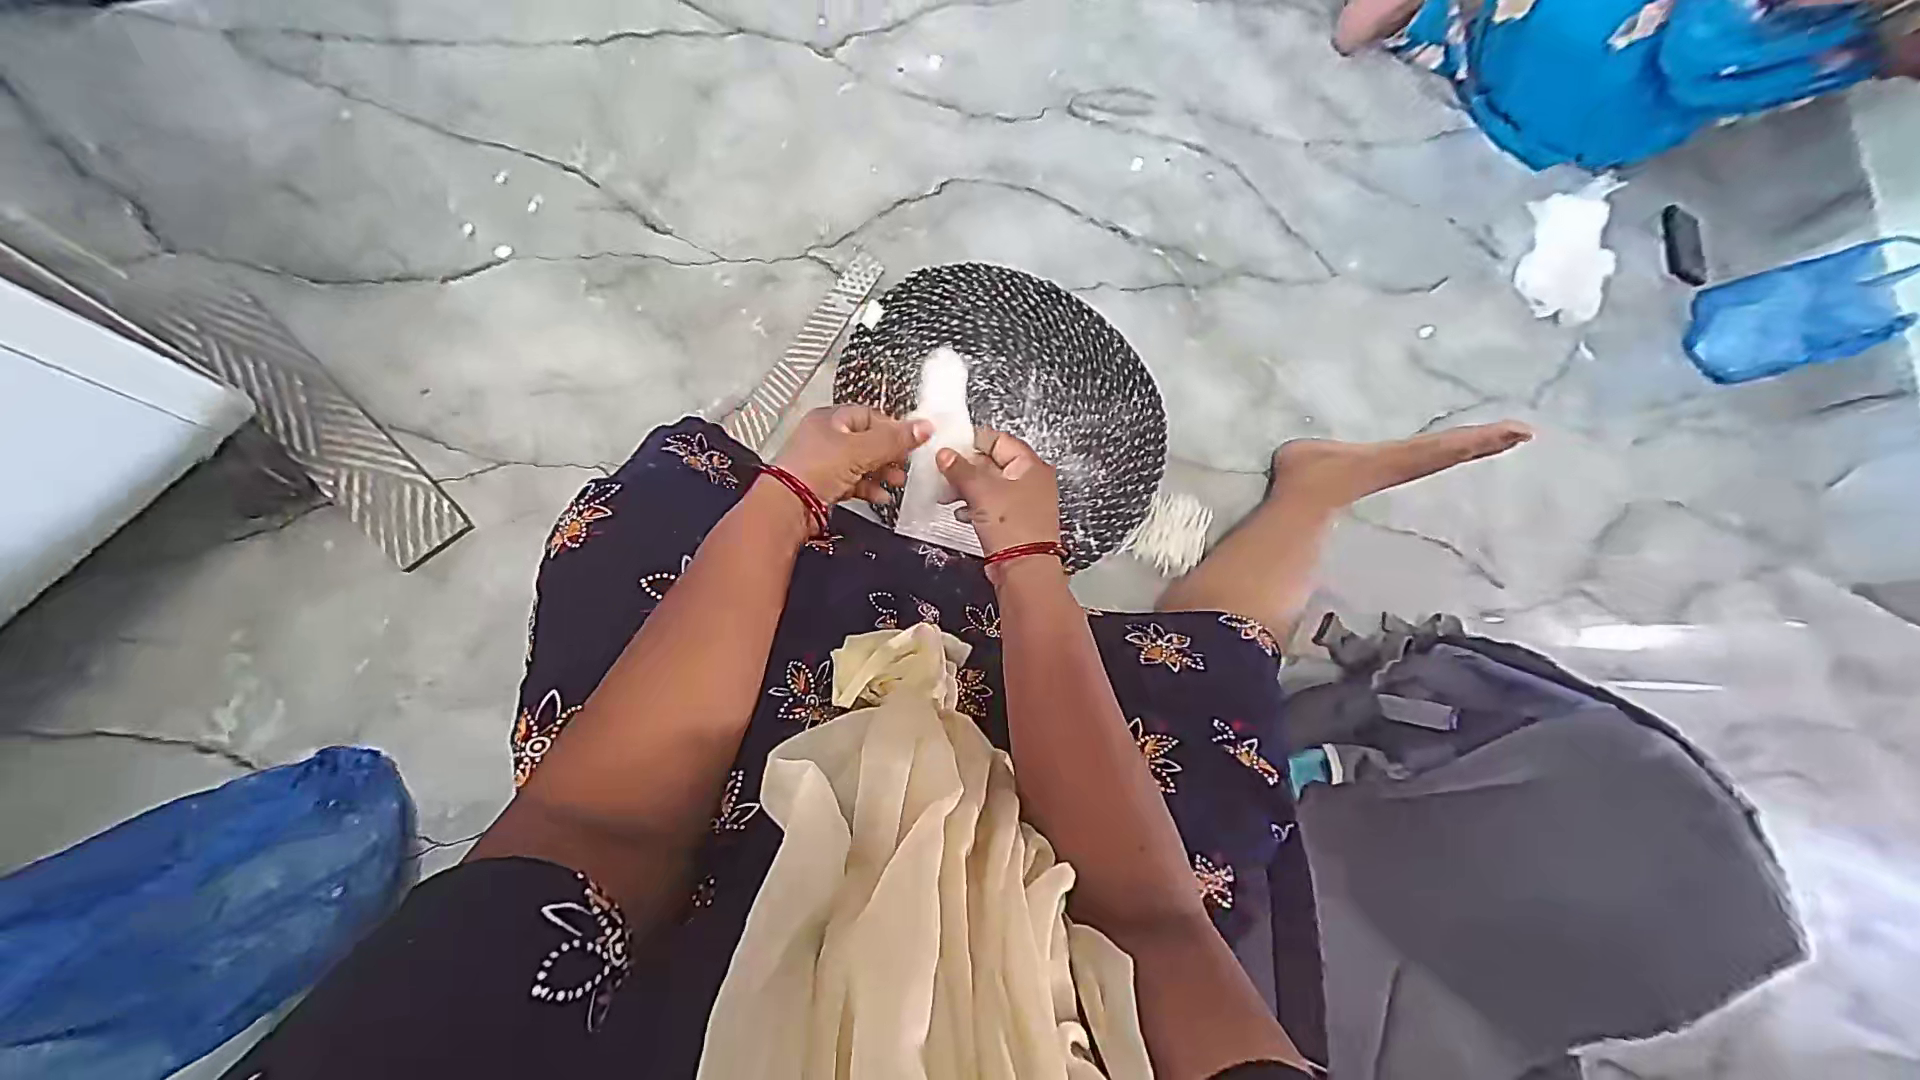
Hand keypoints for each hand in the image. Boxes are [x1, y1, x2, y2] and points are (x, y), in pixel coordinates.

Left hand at [771, 405, 930, 506]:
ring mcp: (824, 463)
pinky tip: (881, 497)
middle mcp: (826, 438)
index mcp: (831, 419)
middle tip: (905, 464)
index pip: (870, 416)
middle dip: (890, 455)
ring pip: (862, 464)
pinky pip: (853, 483)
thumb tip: (924, 427)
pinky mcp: (825, 485)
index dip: (892, 428)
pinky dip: (869, 489)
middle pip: (868, 442)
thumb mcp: (861, 450)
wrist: (789, 506)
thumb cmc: (816, 469)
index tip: (911, 442)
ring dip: (882, 473)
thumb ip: (894, 440)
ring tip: (897, 482)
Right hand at [936, 427, 1060, 555]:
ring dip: (965, 489)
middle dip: (964, 468)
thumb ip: (960, 469)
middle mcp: (1029, 481)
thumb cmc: (1011, 525)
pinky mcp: (1012, 522)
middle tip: (942, 472)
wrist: (1025, 570)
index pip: (999, 440)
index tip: (949, 446)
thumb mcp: (981, 491)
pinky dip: (973, 506)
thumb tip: (944, 454)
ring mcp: (1022, 503)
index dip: (973, 441)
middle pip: (992, 464)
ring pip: (988, 486)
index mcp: (1030, 466)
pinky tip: (959, 513)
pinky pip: (990, 506)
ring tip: (945, 495)